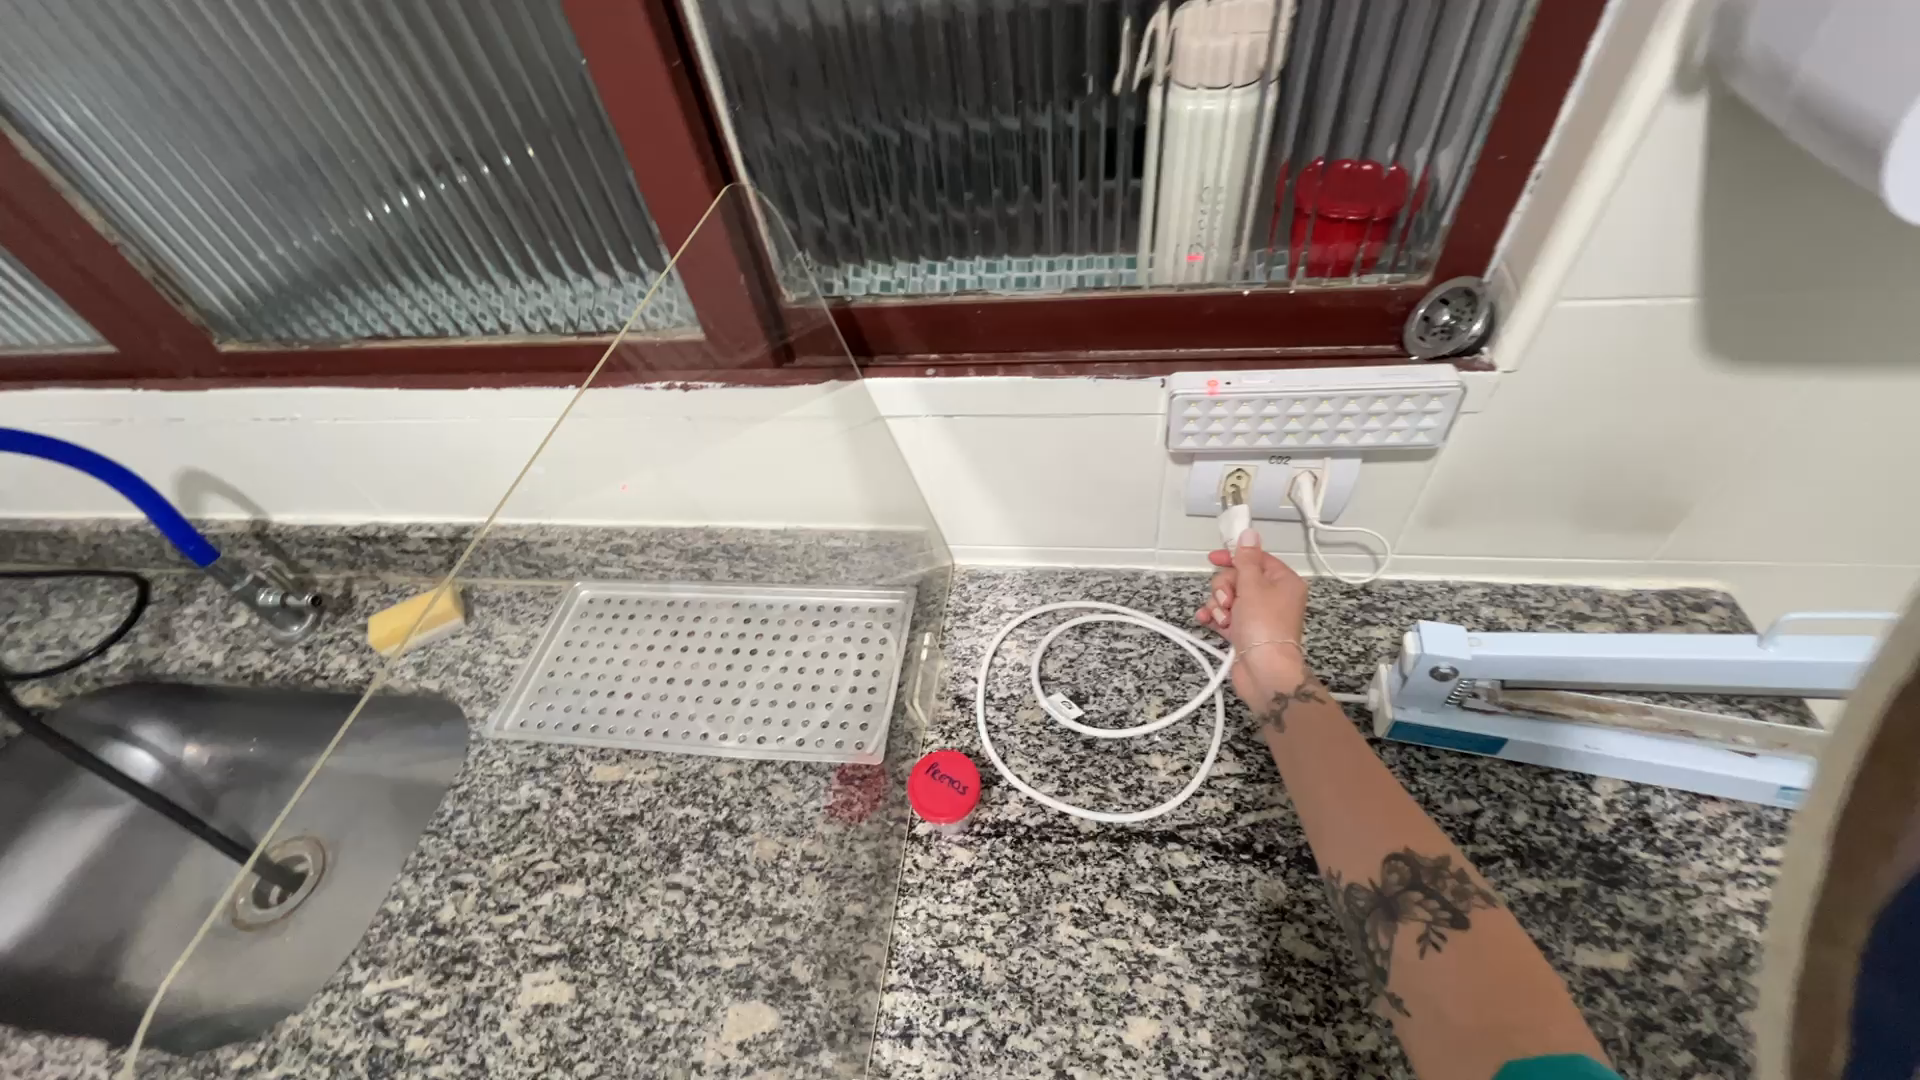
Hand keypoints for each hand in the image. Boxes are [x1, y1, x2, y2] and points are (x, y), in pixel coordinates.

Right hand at [1194, 528, 1310, 702]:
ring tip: (1223, 618)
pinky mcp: (1243, 631)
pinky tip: (1206, 620)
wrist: (1264, 670)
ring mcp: (1257, 615)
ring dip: (1218, 605)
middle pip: (1237, 578)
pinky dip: (1213, 617)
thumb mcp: (1253, 585)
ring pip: (1227, 597)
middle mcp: (1272, 596)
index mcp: (1283, 581)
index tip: (1213, 558)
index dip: (1234, 557)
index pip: (1256, 559)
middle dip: (1224, 588)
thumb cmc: (1264, 625)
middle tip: (1228, 601)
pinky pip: (1223, 615)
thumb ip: (1246, 559)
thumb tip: (1249, 533)